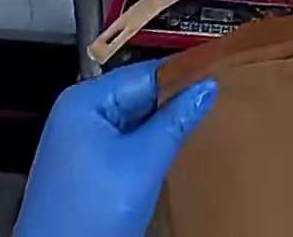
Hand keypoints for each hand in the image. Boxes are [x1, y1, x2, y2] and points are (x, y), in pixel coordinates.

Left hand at [13, 61, 218, 236]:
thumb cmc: (89, 219)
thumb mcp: (142, 165)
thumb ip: (175, 123)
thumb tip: (206, 88)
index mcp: (84, 100)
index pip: (143, 74)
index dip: (179, 76)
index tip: (214, 74)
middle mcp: (78, 114)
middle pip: (137, 95)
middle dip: (172, 102)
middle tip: (213, 99)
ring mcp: (79, 142)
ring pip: (133, 121)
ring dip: (161, 125)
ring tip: (199, 119)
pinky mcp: (85, 168)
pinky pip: (124, 143)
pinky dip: (147, 146)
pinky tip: (171, 149)